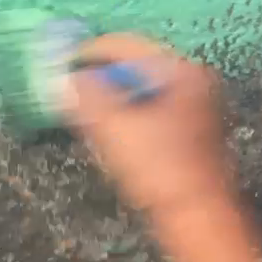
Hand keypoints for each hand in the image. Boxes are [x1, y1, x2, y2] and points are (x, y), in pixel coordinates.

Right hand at [67, 34, 236, 225]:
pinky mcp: (194, 133)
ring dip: (114, 101)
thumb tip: (67, 77)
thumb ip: (85, 95)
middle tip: (75, 93)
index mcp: (181, 70)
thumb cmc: (159, 168)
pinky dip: (130, 116)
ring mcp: (199, 107)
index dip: (90, 53)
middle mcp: (196, 81)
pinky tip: (116, 136)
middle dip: (103, 79)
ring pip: (143, 91)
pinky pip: (153, 110)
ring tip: (92, 117)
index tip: (63, 66)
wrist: (196, 216)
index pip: (127, 45)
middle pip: (136, 67)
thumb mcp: (113, 126)